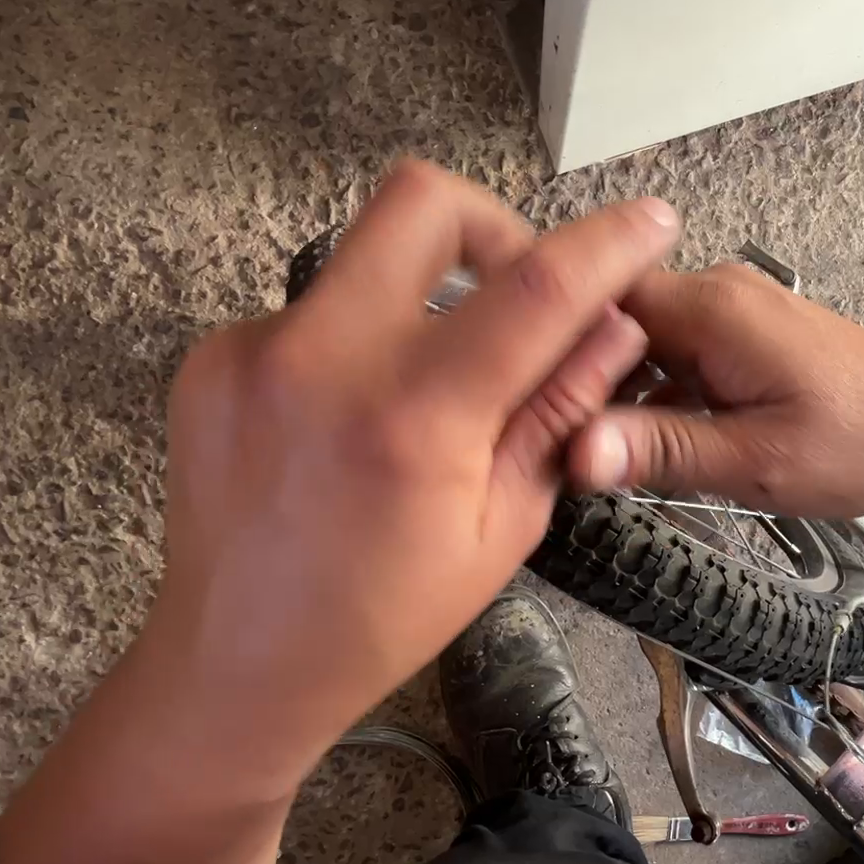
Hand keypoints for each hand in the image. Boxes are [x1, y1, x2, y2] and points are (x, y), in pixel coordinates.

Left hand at [150, 161, 677, 790]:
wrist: (238, 663)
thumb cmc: (390, 614)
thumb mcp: (508, 524)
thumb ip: (561, 411)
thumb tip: (614, 329)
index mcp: (414, 418)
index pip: (536, 291)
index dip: (608, 244)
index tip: (648, 221)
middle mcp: (321, 359)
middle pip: (423, 200)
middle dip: (496, 225)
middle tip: (521, 290)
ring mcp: (252, 348)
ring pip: (371, 253)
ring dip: (434, 292)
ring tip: (444, 380)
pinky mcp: (215, 355)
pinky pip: (322, 306)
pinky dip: (372, 337)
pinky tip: (369, 414)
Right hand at [569, 262, 863, 517]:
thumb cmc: (857, 443)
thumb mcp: (755, 460)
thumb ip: (663, 451)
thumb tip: (575, 452)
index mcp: (711, 310)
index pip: (599, 298)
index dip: (551, 342)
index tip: (518, 394)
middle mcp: (716, 293)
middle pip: (616, 317)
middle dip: (580, 372)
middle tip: (546, 433)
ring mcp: (733, 311)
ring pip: (644, 338)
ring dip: (618, 387)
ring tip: (587, 445)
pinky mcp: (746, 335)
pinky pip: (678, 352)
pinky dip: (656, 391)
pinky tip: (646, 438)